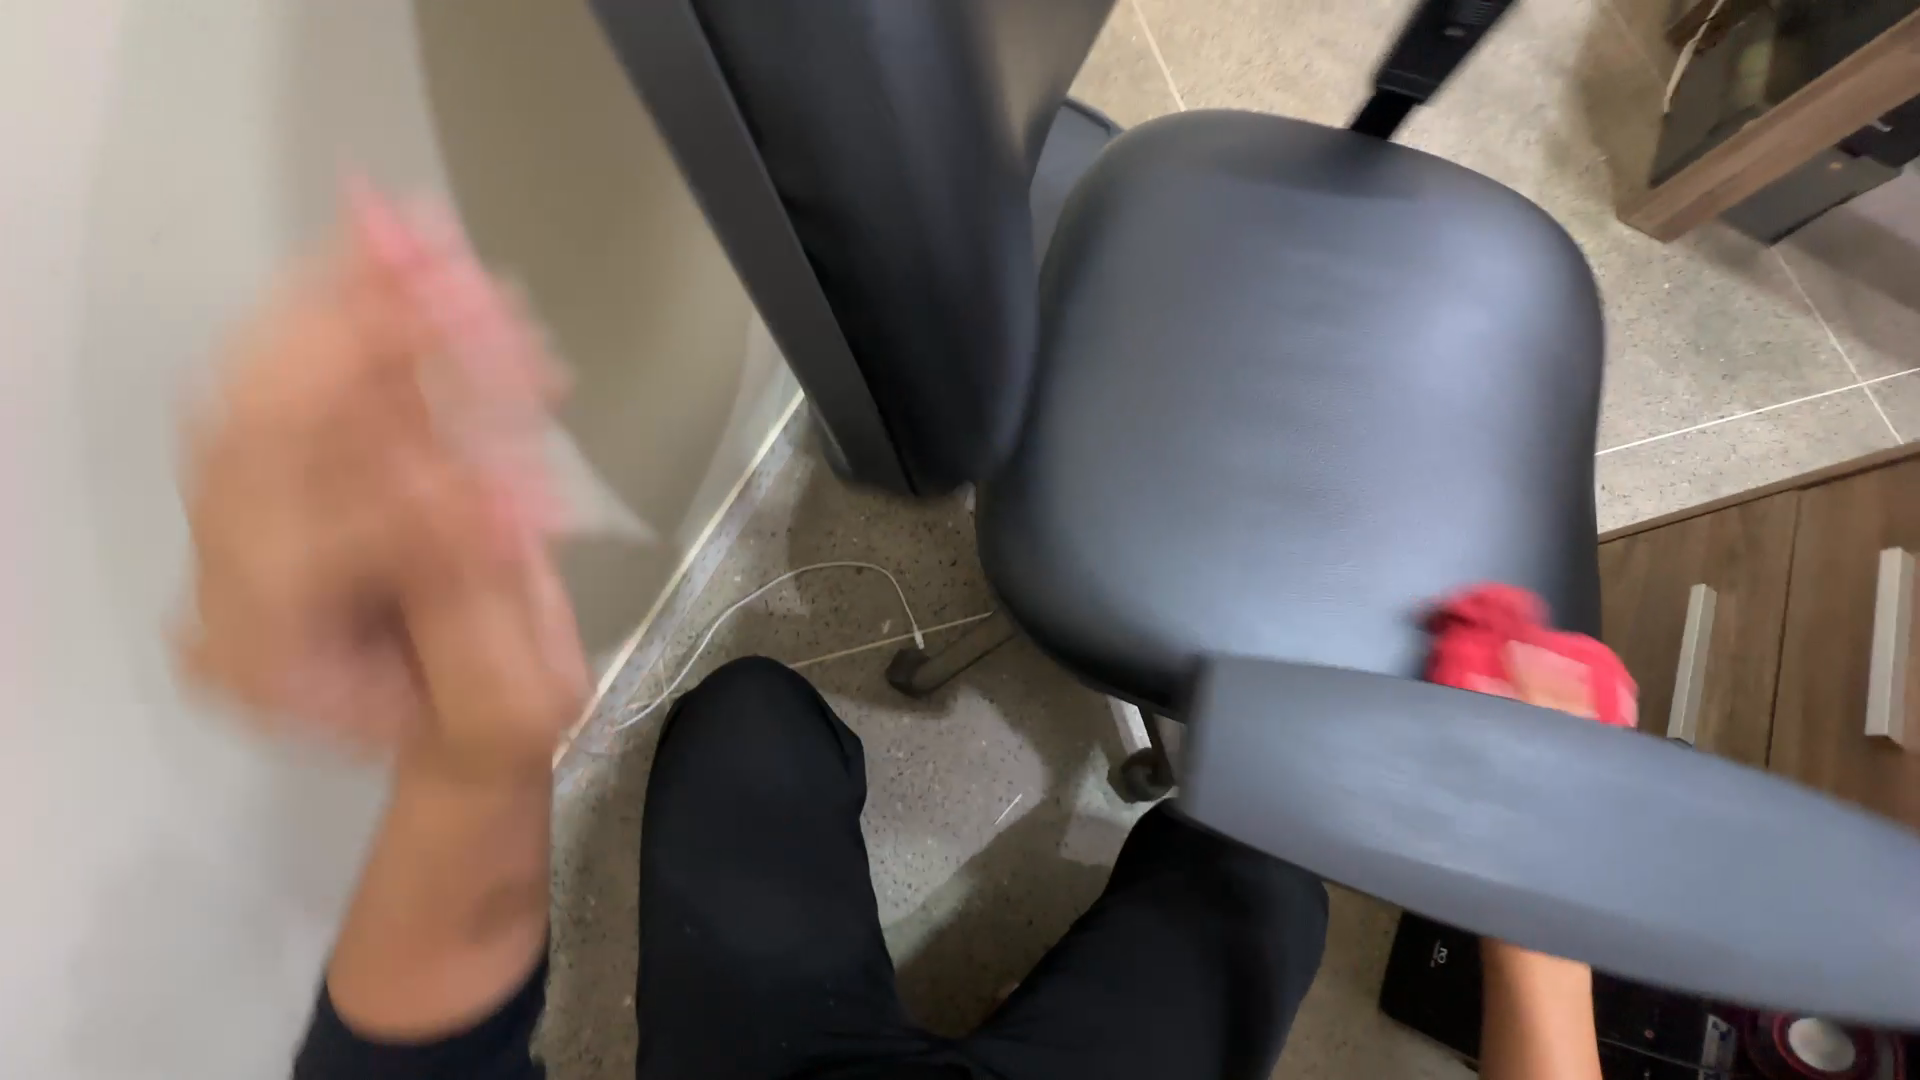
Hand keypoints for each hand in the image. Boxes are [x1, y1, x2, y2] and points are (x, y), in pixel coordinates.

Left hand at [175, 186, 585, 777]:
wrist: (462, 725)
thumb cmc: (487, 726)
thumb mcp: (500, 696)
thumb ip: (472, 598)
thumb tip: (482, 493)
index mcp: (266, 653)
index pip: (312, 549)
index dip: (416, 500)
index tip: (517, 473)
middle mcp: (234, 576)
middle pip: (257, 440)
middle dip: (346, 344)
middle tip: (414, 261)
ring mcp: (263, 522)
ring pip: (280, 390)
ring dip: (355, 305)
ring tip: (413, 236)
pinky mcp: (314, 480)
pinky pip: (329, 386)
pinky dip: (372, 320)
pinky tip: (409, 267)